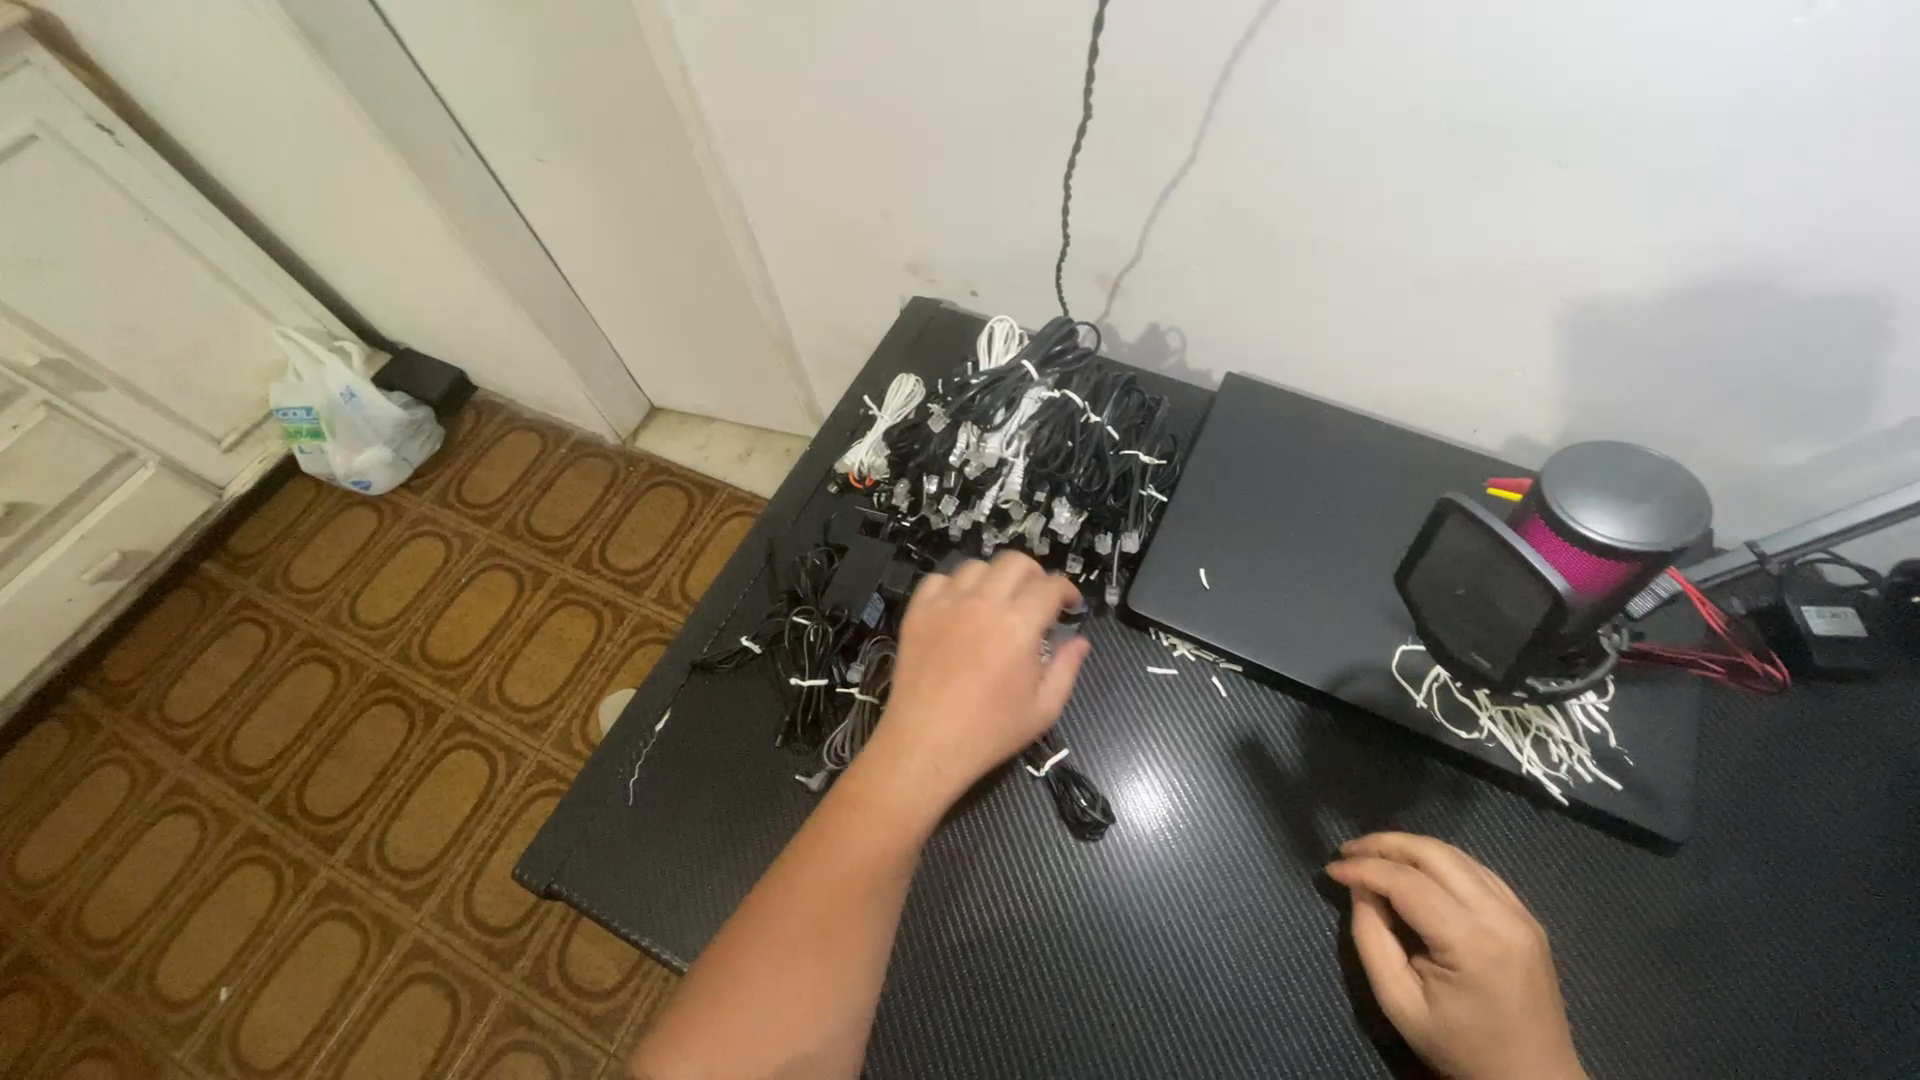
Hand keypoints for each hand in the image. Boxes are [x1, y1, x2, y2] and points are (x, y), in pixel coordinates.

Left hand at [866, 552, 1089, 807]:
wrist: (926, 745)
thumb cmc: (989, 733)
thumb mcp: (1043, 709)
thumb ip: (1066, 668)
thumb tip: (1080, 641)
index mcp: (1019, 625)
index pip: (1051, 585)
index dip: (1067, 590)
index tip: (1070, 606)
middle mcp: (983, 604)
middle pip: (1015, 562)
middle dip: (1035, 575)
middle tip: (1038, 600)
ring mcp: (946, 605)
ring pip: (976, 566)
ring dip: (995, 578)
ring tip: (998, 602)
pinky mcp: (917, 613)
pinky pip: (938, 580)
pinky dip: (955, 586)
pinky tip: (960, 607)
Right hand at [1326, 833, 1586, 1079]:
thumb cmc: (1459, 1047)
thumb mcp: (1398, 1001)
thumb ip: (1371, 938)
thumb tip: (1360, 888)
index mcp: (1471, 943)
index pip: (1406, 881)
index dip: (1363, 868)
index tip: (1331, 869)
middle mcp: (1502, 917)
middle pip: (1433, 854)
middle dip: (1384, 844)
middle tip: (1348, 852)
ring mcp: (1520, 914)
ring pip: (1455, 855)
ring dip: (1409, 848)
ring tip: (1373, 856)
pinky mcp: (1526, 918)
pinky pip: (1475, 870)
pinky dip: (1437, 861)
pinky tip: (1414, 872)